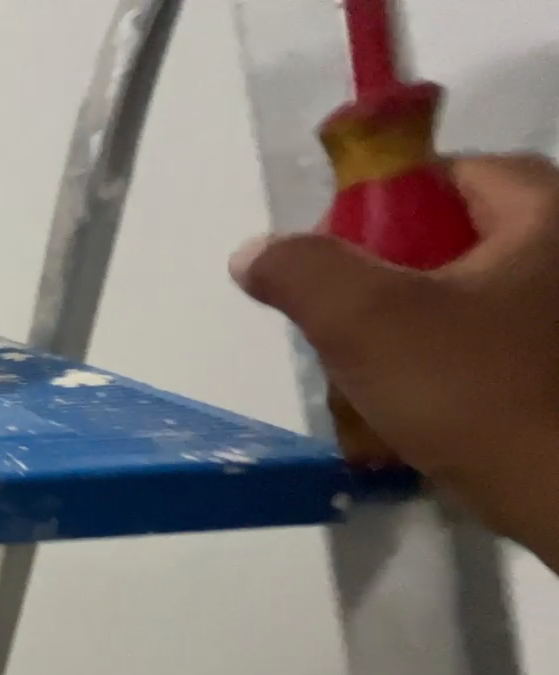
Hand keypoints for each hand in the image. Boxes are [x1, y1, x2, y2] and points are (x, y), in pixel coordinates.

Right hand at [230, 154, 558, 550]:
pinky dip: (443, 355)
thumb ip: (301, 273)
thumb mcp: (364, 320)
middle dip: (392, 266)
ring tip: (366, 362)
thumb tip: (254, 252)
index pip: (468, 172)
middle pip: (467, 234)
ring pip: (473, 293)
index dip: (393, 197)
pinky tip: (412, 393)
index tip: (337, 245)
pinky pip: (491, 340)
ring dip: (412, 318)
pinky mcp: (550, 370)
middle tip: (342, 312)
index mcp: (551, 221)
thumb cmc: (472, 386)